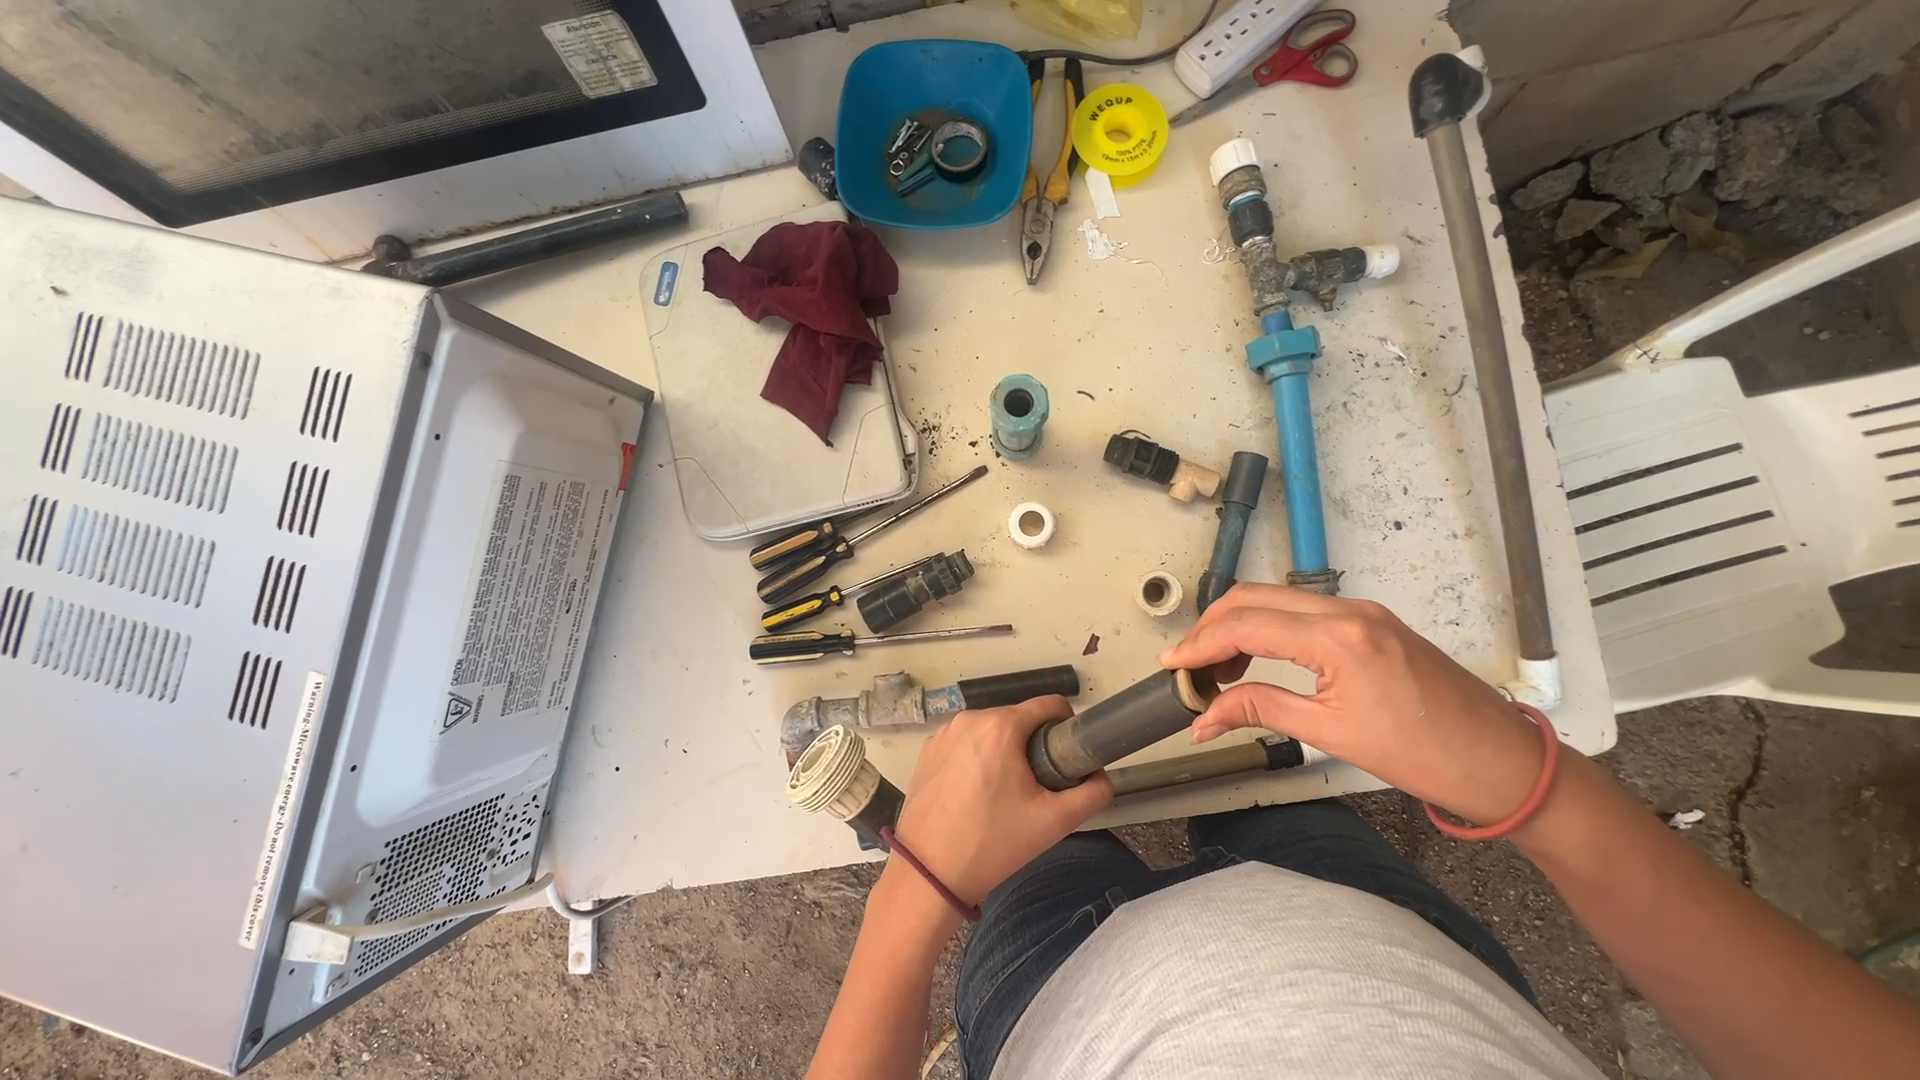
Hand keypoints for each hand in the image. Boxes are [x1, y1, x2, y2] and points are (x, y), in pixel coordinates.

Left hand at [892, 696, 1111, 905]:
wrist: (928, 874)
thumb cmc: (993, 844)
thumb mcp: (1055, 822)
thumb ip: (1092, 793)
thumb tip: (1100, 776)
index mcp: (1000, 726)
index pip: (1049, 705)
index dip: (1067, 727)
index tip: (1067, 759)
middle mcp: (969, 719)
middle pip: (1019, 720)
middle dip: (1034, 746)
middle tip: (1036, 789)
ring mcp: (943, 733)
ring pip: (991, 732)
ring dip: (1005, 753)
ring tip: (1005, 797)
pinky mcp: (927, 752)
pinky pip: (965, 745)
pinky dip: (977, 761)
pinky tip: (975, 797)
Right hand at [1161, 583, 1548, 823]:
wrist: (1502, 762)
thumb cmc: (1422, 755)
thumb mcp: (1331, 733)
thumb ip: (1260, 710)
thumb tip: (1203, 719)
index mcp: (1339, 637)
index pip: (1246, 624)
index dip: (1199, 643)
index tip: (1170, 666)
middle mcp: (1348, 610)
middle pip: (1254, 597)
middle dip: (1211, 626)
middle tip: (1188, 666)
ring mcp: (1362, 611)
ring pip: (1277, 599)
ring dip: (1238, 625)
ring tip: (1219, 670)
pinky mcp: (1371, 622)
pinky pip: (1303, 612)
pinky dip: (1269, 628)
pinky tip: (1257, 660)